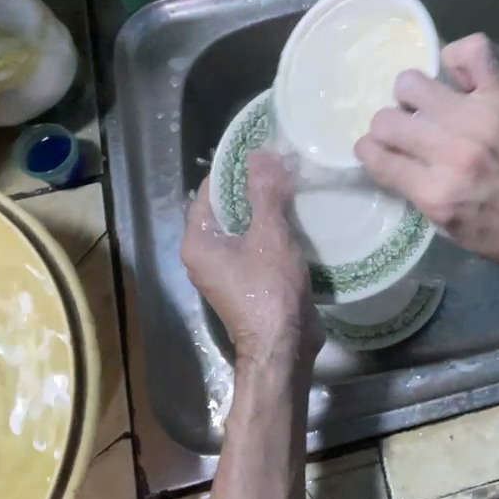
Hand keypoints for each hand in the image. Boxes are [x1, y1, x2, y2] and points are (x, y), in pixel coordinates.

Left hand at [182, 150, 322, 374]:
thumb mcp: (269, 235)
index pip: (209, 190)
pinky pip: (257, 247)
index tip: (264, 153)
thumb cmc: (269, 289)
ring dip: (268, 210)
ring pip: (245, 228)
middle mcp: (205, 255)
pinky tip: (300, 221)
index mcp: (198, 241)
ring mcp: (227, 271)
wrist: (283, 346)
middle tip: (286, 167)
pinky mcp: (248, 282)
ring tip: (296, 188)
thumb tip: (260, 153)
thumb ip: (264, 192)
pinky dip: (274, 232)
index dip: (235, 169)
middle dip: (255, 187)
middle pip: (228, 208)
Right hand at [354, 33, 498, 284]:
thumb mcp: (453, 231)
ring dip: (415, 97)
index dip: (372, 153)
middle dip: (390, 128)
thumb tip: (397, 162)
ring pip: (413, 82)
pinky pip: (472, 51)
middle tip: (411, 135)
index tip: (381, 152)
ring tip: (434, 108)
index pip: (375, 155)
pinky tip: (462, 79)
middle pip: (387, 119)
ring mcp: (480, 118)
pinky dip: (459, 59)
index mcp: (436, 193)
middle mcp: (452, 151)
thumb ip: (420, 194)